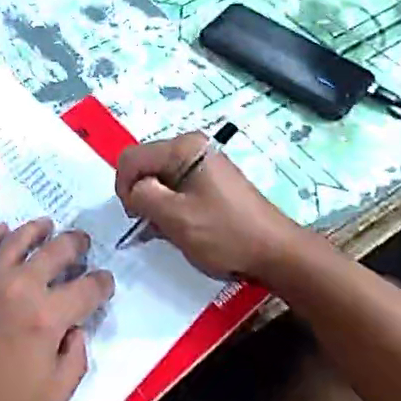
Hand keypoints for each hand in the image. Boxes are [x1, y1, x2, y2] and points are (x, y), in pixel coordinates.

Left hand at [0, 220, 113, 400]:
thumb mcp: (53, 400)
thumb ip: (74, 360)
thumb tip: (75, 330)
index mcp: (48, 317)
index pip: (87, 289)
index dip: (103, 283)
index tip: (106, 282)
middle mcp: (21, 286)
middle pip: (56, 251)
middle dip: (76, 244)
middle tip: (83, 243)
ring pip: (18, 239)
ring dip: (38, 229)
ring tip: (47, 225)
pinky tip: (3, 230)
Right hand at [115, 133, 321, 283]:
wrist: (276, 253)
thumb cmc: (225, 234)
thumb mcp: (175, 217)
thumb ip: (143, 196)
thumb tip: (135, 191)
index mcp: (183, 147)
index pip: (131, 158)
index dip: (124, 188)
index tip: (136, 217)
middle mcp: (192, 147)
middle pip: (145, 165)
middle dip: (141, 195)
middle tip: (152, 225)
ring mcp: (204, 163)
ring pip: (159, 179)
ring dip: (156, 204)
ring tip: (169, 230)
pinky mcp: (211, 180)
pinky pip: (176, 187)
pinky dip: (171, 206)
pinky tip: (181, 228)